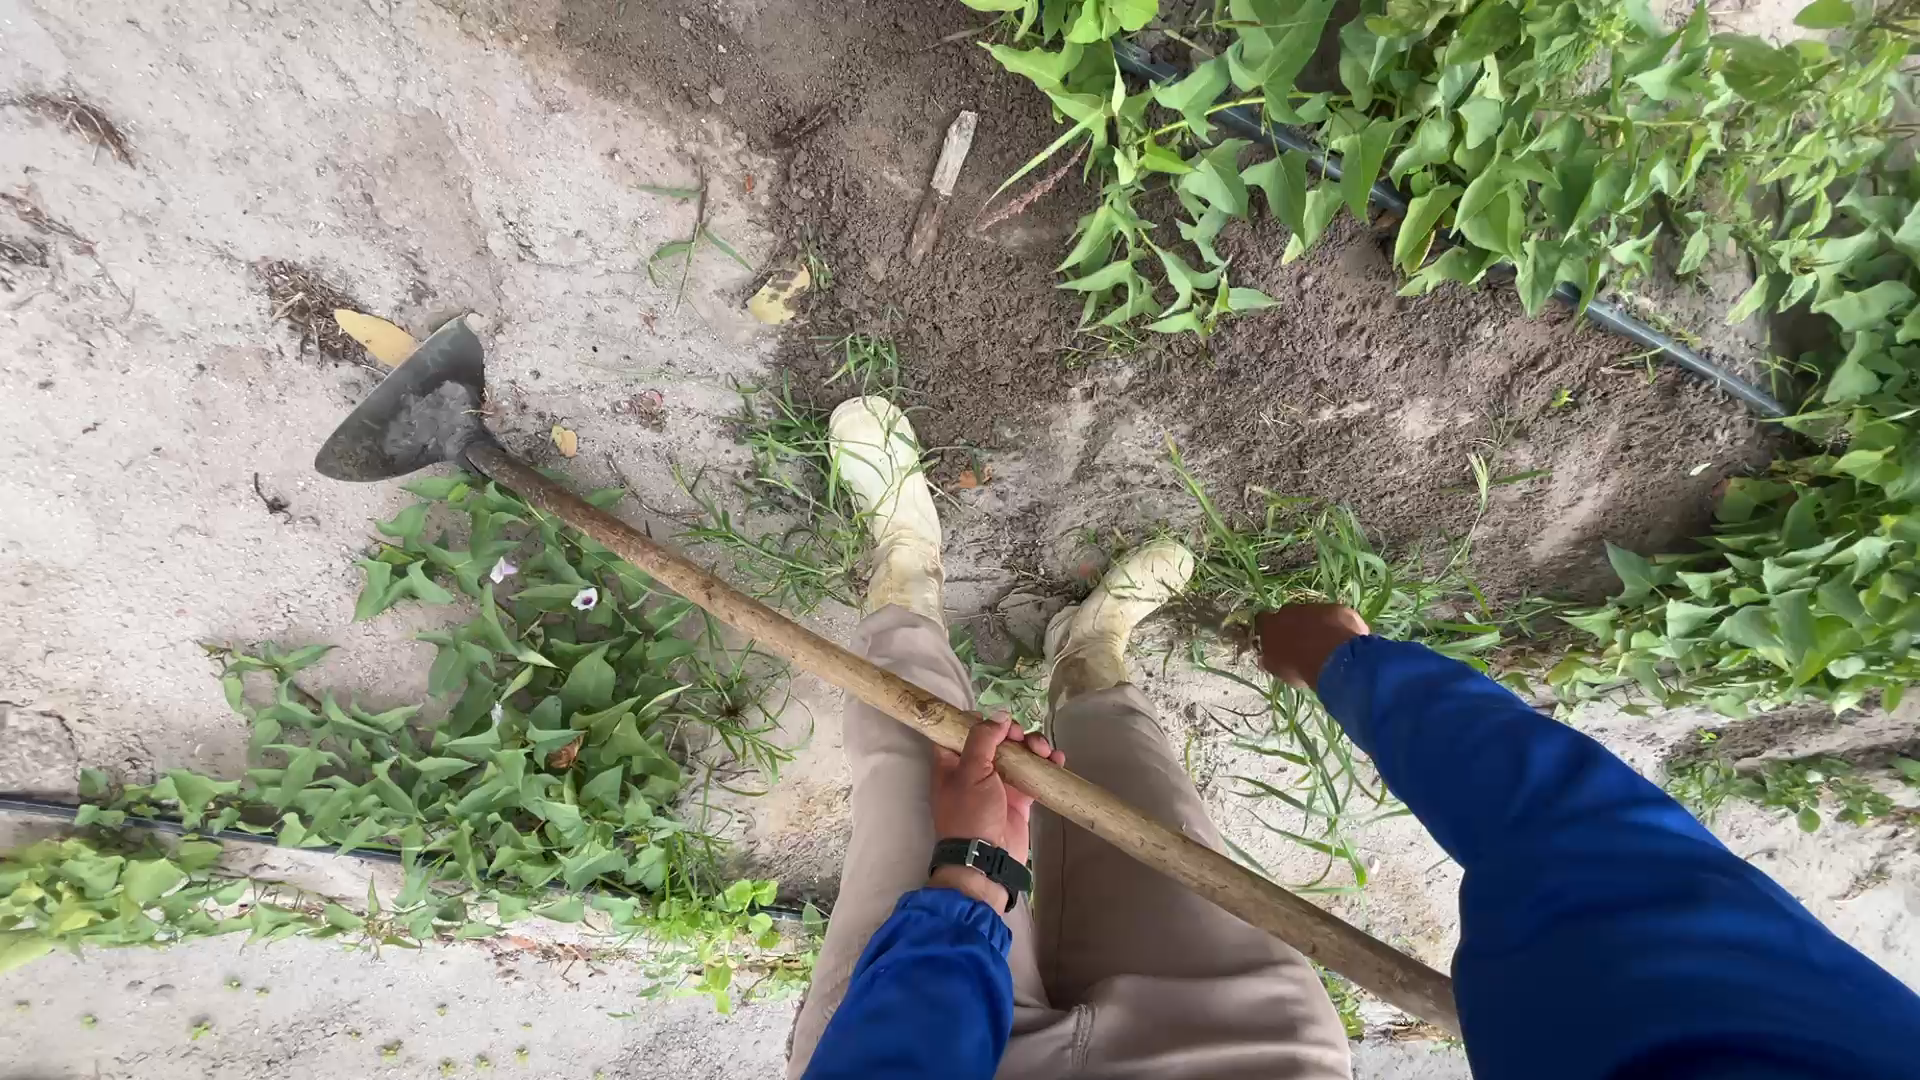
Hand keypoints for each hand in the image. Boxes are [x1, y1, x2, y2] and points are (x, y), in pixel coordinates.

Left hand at [929, 713, 1062, 910]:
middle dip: (1013, 733)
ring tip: (1044, 751)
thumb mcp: (970, 772)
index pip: (961, 731)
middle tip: (1021, 737)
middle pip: (995, 740)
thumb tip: (1000, 716)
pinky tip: (1057, 760)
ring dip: (1032, 747)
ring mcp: (998, 784)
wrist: (987, 861)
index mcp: (952, 762)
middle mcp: (973, 770)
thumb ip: (983, 739)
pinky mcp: (1019, 798)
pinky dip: (1045, 766)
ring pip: (1017, 755)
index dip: (979, 720)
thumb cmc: (970, 813)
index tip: (998, 719)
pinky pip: (1034, 774)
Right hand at [1256, 604, 1369, 689]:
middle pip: (1288, 614)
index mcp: (1270, 625)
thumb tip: (1268, 655)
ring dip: (1317, 625)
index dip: (1269, 628)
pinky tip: (1342, 642)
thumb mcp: (1276, 668)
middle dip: (1295, 625)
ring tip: (1327, 645)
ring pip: (1313, 613)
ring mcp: (1314, 607)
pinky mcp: (1336, 609)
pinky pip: (1335, 616)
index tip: (1275, 638)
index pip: (1262, 620)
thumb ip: (1270, 657)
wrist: (1333, 660)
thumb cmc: (1299, 667)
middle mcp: (1289, 610)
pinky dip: (1337, 626)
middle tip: (1304, 644)